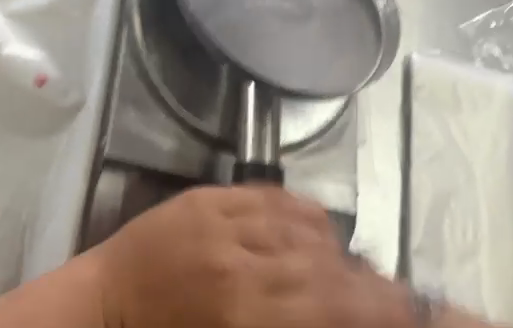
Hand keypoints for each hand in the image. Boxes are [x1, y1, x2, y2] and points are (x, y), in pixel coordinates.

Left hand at [89, 185, 420, 327]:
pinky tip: (311, 230)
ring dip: (333, 247)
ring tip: (347, 266)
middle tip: (390, 294)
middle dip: (365, 280)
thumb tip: (340, 308)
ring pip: (301, 225)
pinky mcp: (204, 198)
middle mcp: (240, 259)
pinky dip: (297, 213)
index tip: (409, 308)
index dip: (380, 303)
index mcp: (248, 311)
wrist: (102, 310)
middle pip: (325, 263)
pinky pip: (267, 197)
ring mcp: (220, 219)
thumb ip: (294, 321)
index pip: (335, 300)